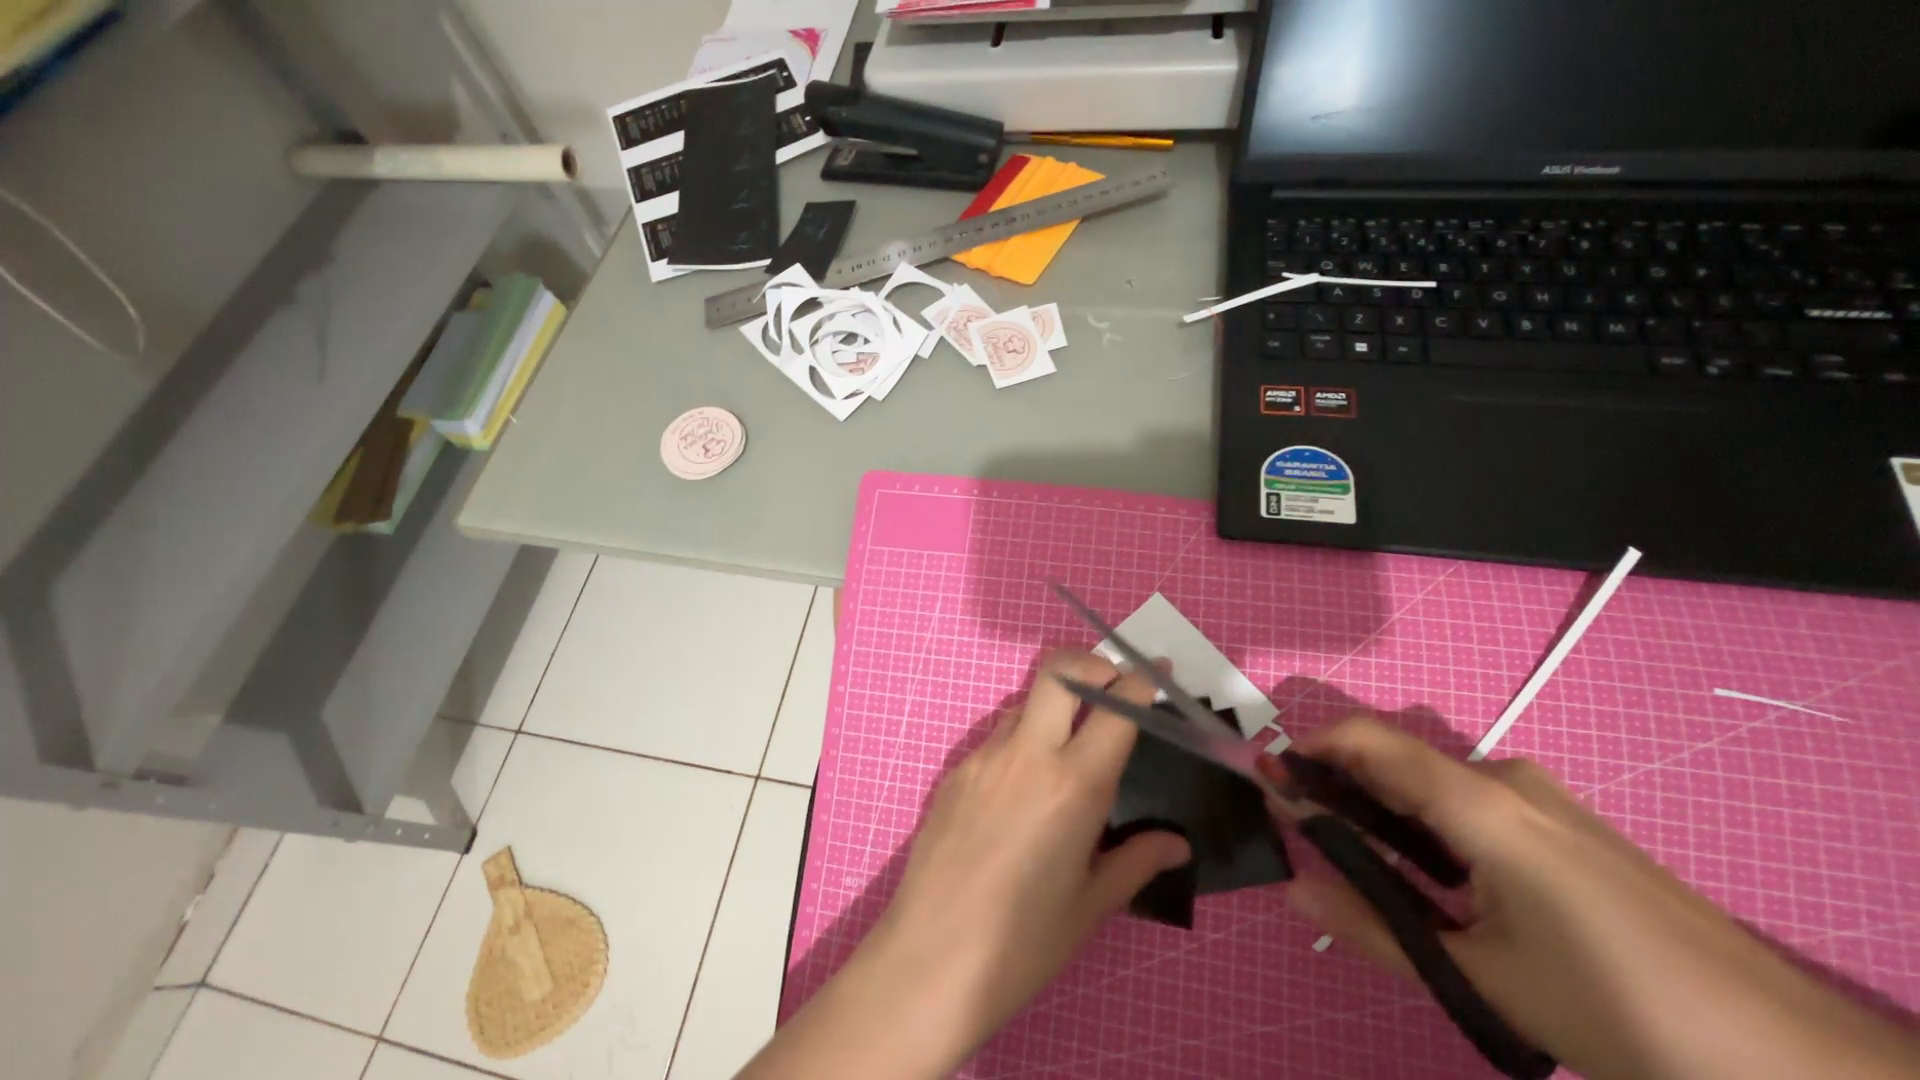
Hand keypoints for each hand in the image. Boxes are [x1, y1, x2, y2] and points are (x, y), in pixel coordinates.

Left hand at [738, 651, 1190, 1079]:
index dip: (1141, 681)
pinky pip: (995, 740)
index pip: (1115, 705)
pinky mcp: (952, 776)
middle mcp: (1026, 755)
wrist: (927, 962)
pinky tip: (1025, 795)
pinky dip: (1022, 744)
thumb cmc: (1022, 942)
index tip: (1157, 673)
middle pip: (1058, 670)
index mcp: (1073, 784)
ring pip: (1024, 704)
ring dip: (1054, 708)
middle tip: (1114, 689)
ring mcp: (981, 760)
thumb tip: (1177, 844)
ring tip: (1070, 753)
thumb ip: (1137, 861)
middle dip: (1092, 664)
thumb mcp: (1091, 905)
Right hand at [1265, 719, 1919, 1079]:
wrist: (1780, 1051)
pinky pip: (1474, 806)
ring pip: (1436, 785)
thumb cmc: (1614, 1006)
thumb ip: (1374, 928)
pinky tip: (1432, 882)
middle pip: (1399, 760)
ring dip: (1383, 811)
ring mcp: (1546, 802)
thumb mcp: (1478, 979)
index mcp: (1483, 805)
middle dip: (1339, 787)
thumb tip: (1292, 888)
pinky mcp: (1568, 828)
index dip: (1307, 749)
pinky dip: (1428, 826)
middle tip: (1301, 838)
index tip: (1263, 780)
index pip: (1370, 743)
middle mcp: (1510, 783)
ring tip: (1358, 868)